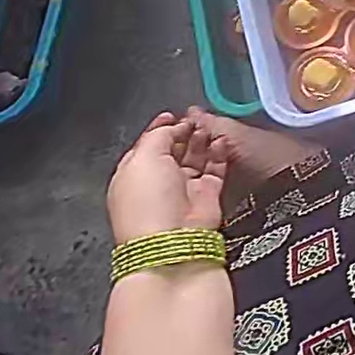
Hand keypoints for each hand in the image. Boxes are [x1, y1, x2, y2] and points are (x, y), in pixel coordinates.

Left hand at [106, 111, 229, 242]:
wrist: (173, 239)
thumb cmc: (148, 203)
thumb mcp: (145, 157)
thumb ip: (158, 135)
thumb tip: (172, 126)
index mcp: (135, 173)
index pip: (149, 144)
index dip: (161, 128)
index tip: (172, 115)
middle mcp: (159, 181)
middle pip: (174, 148)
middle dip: (184, 131)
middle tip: (195, 117)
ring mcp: (183, 188)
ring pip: (195, 156)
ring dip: (202, 139)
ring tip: (209, 125)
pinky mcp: (207, 194)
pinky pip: (215, 168)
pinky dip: (219, 153)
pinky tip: (220, 140)